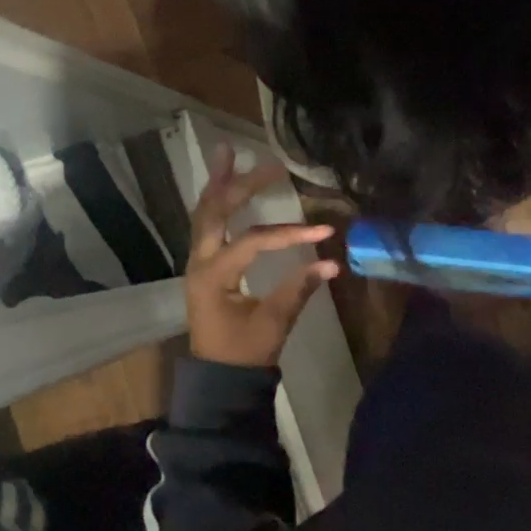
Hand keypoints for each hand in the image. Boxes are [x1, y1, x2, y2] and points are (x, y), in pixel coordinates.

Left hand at [186, 145, 338, 367]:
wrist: (219, 378)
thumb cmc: (245, 352)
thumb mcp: (275, 323)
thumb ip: (299, 290)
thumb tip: (333, 264)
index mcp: (214, 275)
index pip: (254, 241)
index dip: (290, 233)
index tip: (325, 232)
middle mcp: (199, 261)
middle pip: (215, 211)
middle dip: (241, 184)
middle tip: (269, 163)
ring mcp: (197, 262)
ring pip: (204, 213)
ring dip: (218, 184)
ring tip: (226, 153)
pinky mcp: (204, 266)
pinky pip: (206, 225)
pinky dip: (215, 202)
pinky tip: (224, 187)